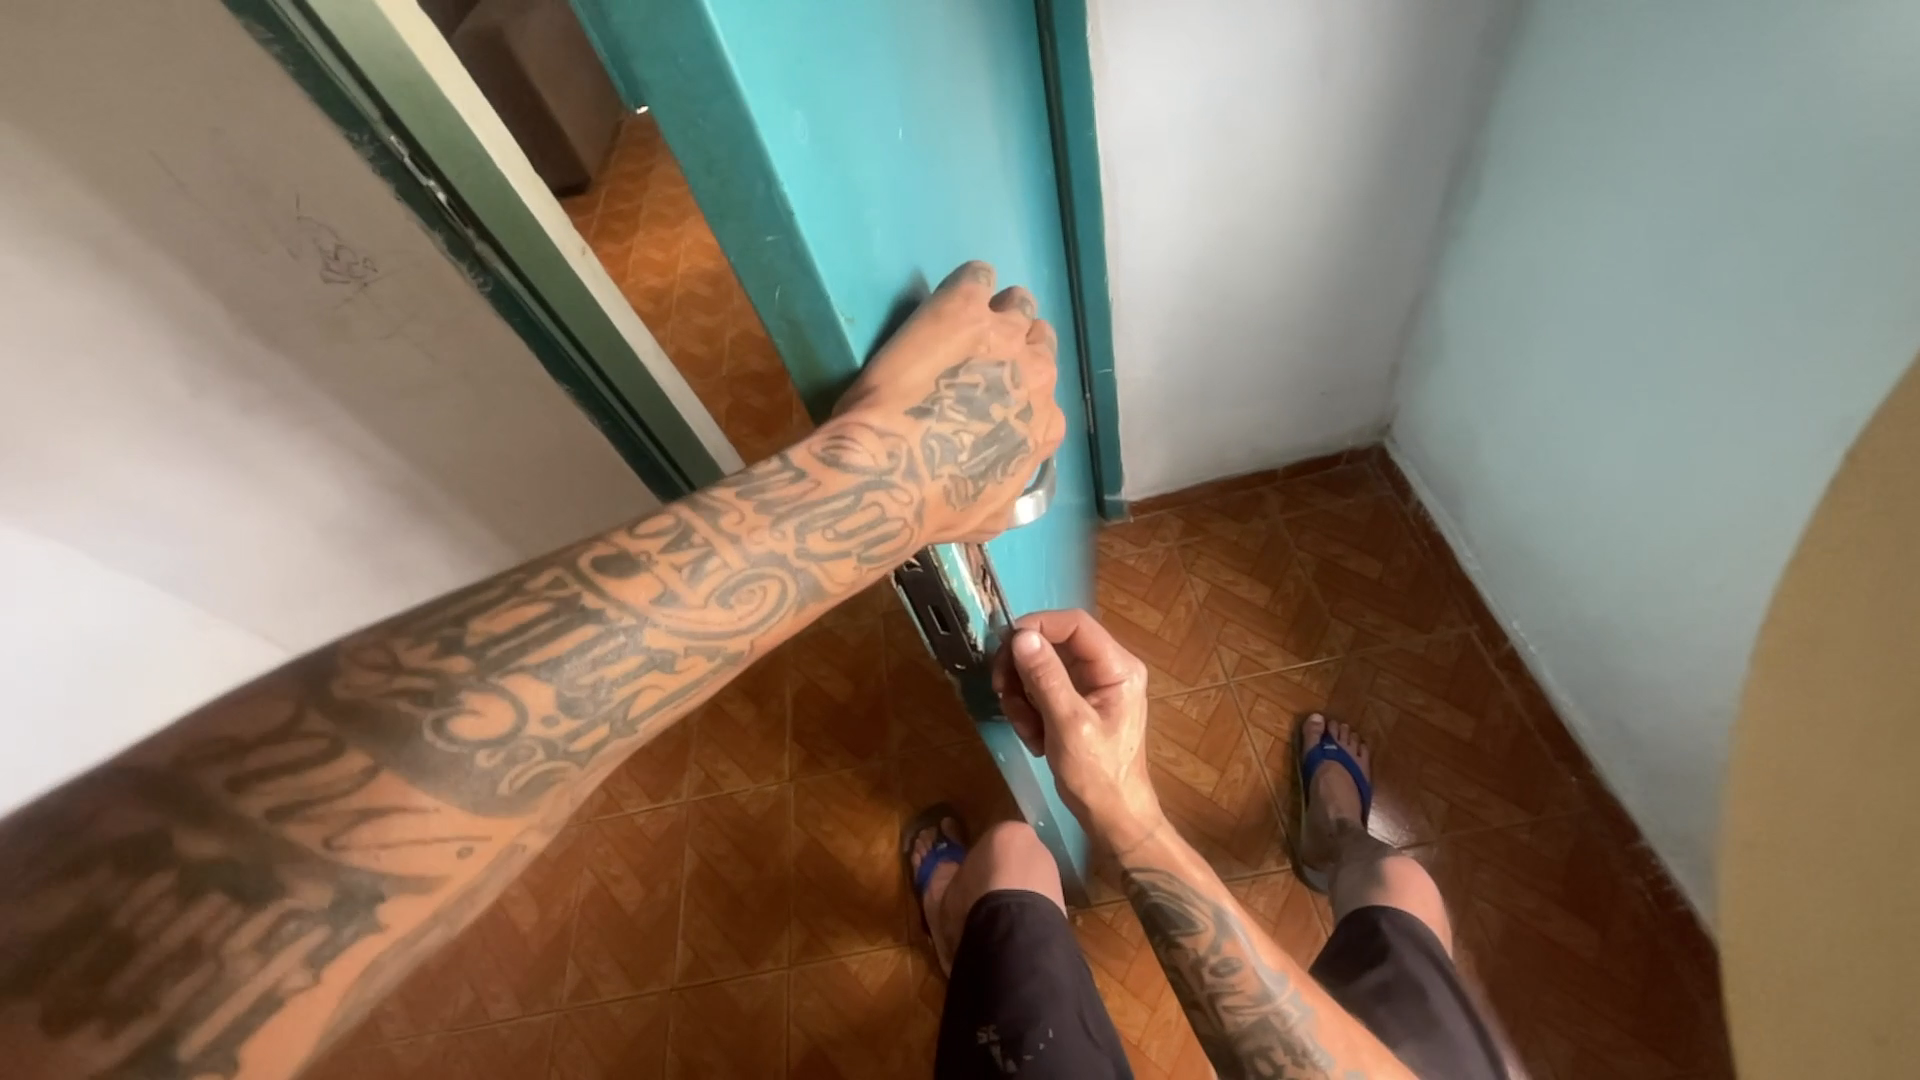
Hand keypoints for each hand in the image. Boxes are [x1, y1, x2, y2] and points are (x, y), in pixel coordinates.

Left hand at [835, 261, 1066, 545]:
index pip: (1044, 397)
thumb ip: (1004, 495)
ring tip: (965, 323)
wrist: (892, 472)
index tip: (993, 398)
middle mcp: (1037, 375)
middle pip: (1039, 343)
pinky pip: (978, 277)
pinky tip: (949, 295)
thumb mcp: (988, 518)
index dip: (1018, 393)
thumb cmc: (937, 505)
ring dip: (997, 313)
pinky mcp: (963, 307)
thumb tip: (1000, 492)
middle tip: (979, 357)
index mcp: (1044, 427)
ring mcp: (1004, 335)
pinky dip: (969, 283)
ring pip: (1017, 305)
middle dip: (1015, 347)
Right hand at [991, 609, 1166, 852]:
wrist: (1111, 817)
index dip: (1037, 626)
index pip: (1074, 624)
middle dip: (1023, 668)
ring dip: (1022, 694)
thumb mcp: (1068, 724)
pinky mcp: (1077, 701)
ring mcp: (1091, 685)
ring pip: (1042, 667)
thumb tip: (1021, 637)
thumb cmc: (1097, 774)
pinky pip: (1043, 688)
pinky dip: (1029, 709)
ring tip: (1025, 727)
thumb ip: (1045, 677)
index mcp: (1117, 667)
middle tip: (1002, 690)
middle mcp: (1107, 668)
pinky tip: (1034, 736)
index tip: (1005, 646)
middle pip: (1053, 644)